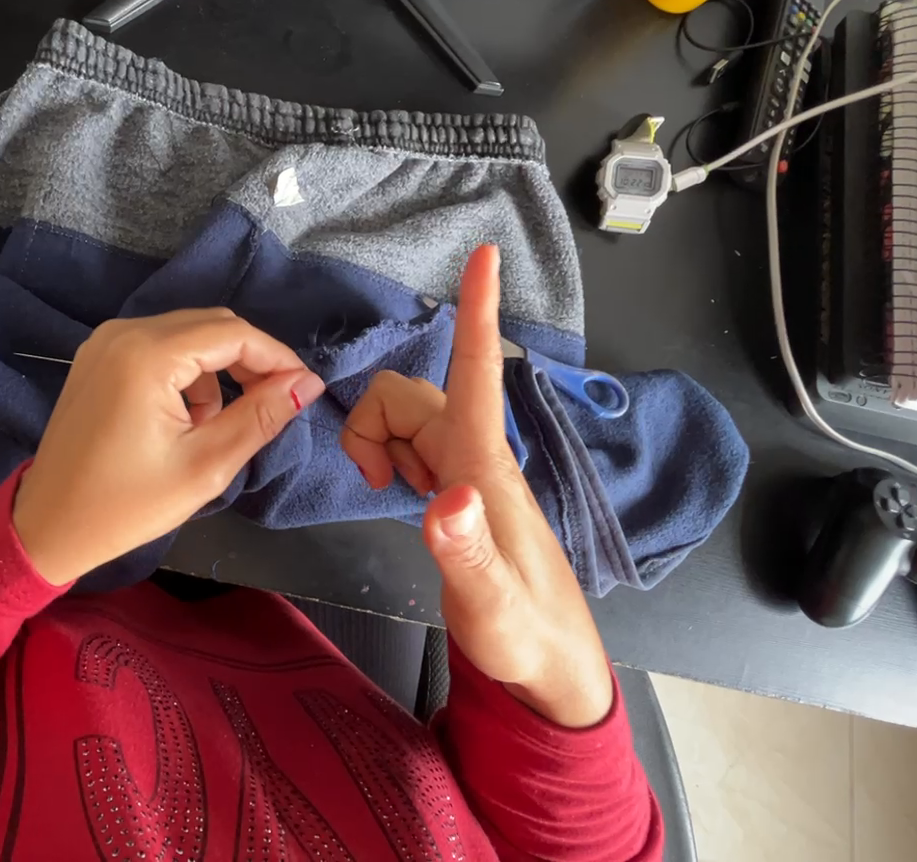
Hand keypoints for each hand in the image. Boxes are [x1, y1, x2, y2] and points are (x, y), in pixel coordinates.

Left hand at [13, 309, 326, 585]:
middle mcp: (123, 332)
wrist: (48, 525)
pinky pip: (158, 346)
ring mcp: (105, 341)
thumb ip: (260, 416)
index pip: (232, 333)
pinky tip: (185, 416)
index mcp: (147, 355)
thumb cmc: (126, 505)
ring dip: (216, 368)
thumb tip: (308, 383)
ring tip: (218, 423)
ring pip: (185, 334)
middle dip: (249, 359)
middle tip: (274, 403)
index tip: (305, 388)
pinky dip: (185, 371)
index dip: (276, 357)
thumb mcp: (205, 466)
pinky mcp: (97, 356)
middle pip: (210, 325)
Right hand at [338, 246, 613, 727]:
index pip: (478, 372)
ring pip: (400, 415)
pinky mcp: (452, 482)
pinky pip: (404, 440)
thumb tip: (445, 494)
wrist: (545, 663)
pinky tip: (399, 491)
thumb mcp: (492, 605)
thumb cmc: (527, 632)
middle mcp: (472, 450)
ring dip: (376, 443)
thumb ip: (467, 553)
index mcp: (483, 462)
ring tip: (388, 493)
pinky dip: (385, 455)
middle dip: (371, 424)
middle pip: (405, 394)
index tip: (486, 254)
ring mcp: (462, 465)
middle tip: (374, 483)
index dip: (479, 311)